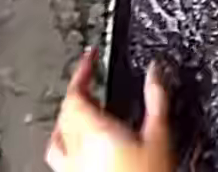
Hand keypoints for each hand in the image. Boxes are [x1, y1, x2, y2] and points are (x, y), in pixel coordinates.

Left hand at [46, 49, 173, 171]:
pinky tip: (86, 151)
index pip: (74, 95)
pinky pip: (63, 163)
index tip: (90, 56)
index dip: (81, 71)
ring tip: (80, 112)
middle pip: (63, 117)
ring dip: (66, 122)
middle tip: (90, 78)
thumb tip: (155, 70)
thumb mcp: (160, 134)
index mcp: (93, 133)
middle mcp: (75, 156)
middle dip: (75, 94)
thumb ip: (156, 98)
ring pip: (57, 144)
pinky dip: (70, 148)